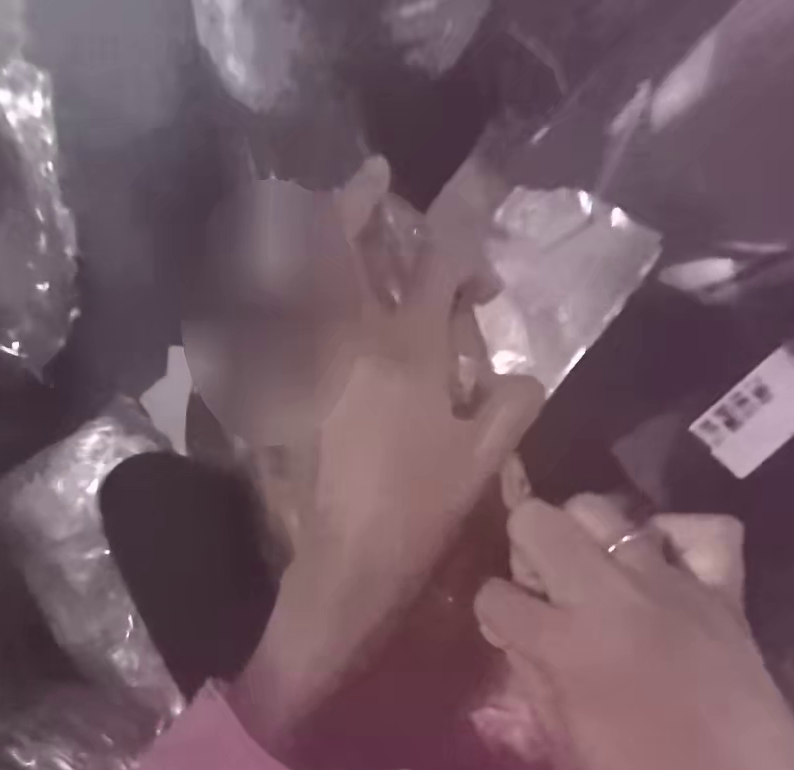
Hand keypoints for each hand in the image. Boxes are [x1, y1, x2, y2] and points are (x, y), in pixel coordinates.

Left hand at [234, 194, 543, 769]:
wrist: (349, 563)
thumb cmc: (419, 513)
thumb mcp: (483, 461)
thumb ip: (511, 404)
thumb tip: (519, 375)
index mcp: (407, 354)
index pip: (439, 263)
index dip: (462, 223)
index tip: (477, 198)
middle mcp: (348, 342)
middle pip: (342, 245)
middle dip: (358, 201)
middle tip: (375, 183)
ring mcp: (306, 366)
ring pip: (298, 276)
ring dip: (314, 237)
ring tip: (331, 220)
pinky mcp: (284, 395)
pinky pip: (274, 326)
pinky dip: (280, 296)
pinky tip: (298, 295)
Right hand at [476, 496, 793, 769]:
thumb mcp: (561, 736)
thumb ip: (528, 668)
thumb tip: (511, 627)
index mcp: (564, 642)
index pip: (495, 594)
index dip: (492, 610)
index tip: (504, 626)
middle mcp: (610, 595)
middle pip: (538, 520)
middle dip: (525, 549)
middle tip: (543, 590)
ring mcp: (670, 583)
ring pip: (601, 508)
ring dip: (582, 537)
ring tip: (591, 575)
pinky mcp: (722, 589)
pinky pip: (700, 531)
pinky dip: (673, 536)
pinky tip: (659, 565)